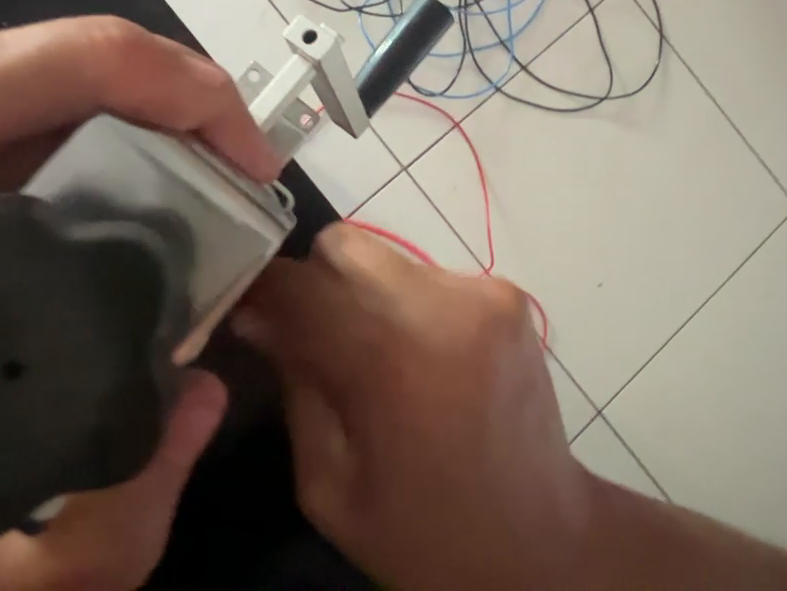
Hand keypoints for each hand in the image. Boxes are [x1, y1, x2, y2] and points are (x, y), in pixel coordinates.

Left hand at [0, 17, 282, 589]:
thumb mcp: (18, 571)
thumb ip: (116, 524)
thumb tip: (204, 394)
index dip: (113, 73)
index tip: (231, 144)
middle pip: (2, 63)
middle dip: (150, 78)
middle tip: (244, 146)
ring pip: (20, 66)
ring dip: (139, 86)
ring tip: (220, 147)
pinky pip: (24, 89)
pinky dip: (115, 99)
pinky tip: (170, 143)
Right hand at [234, 223, 595, 590]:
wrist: (540, 540)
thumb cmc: (423, 532)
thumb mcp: (329, 484)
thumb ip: (295, 384)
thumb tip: (256, 314)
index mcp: (390, 361)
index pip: (299, 283)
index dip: (261, 287)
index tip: (246, 308)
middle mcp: (441, 306)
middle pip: (344, 245)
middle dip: (316, 281)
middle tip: (313, 334)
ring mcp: (483, 292)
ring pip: (386, 255)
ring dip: (363, 291)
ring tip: (375, 352)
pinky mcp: (508, 294)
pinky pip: (428, 274)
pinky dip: (409, 302)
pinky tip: (423, 356)